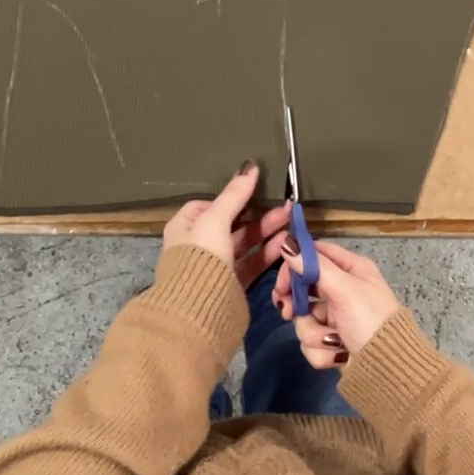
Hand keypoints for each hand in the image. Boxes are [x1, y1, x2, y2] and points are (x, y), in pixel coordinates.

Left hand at [163, 161, 291, 288]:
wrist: (200, 309)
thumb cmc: (201, 256)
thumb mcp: (215, 220)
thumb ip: (234, 195)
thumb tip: (250, 165)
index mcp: (184, 228)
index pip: (205, 206)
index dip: (227, 198)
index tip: (250, 193)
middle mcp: (198, 246)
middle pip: (230, 223)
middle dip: (257, 213)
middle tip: (283, 205)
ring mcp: (216, 266)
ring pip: (244, 243)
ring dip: (266, 231)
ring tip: (290, 220)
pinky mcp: (232, 284)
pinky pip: (251, 262)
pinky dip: (266, 252)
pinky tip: (284, 243)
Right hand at [274, 240, 401, 366]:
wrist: (388, 368)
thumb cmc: (370, 320)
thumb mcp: (345, 289)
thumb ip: (315, 267)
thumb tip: (286, 242)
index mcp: (351, 269)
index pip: (315, 255)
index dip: (295, 265)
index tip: (281, 283)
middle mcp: (342, 289)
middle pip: (303, 289)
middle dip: (297, 305)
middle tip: (290, 312)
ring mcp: (336, 317)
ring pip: (304, 319)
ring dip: (314, 333)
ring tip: (332, 340)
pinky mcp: (332, 341)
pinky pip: (311, 342)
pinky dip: (322, 350)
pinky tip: (338, 353)